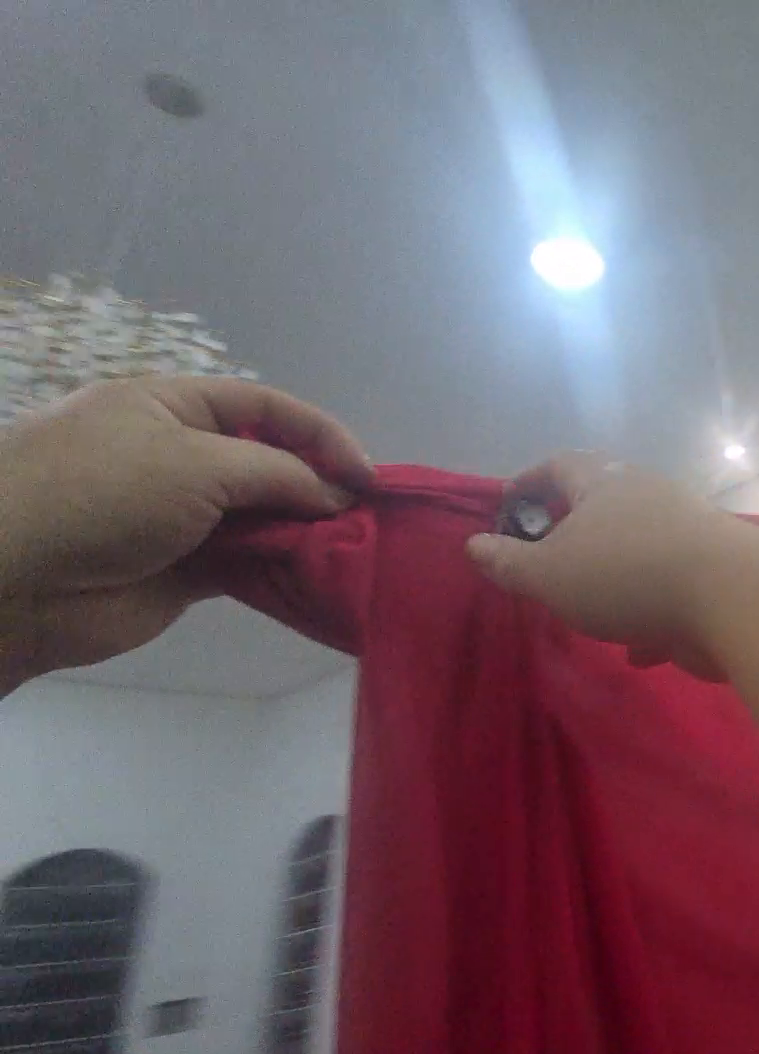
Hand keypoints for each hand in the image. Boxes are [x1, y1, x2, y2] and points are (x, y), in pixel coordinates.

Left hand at [0, 376, 372, 687]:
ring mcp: (186, 512)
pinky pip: (259, 556)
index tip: (366, 476)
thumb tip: (342, 498)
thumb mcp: (202, 462)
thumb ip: (286, 474)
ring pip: (273, 511)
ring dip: (311, 526)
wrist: (7, 584)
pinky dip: (290, 561)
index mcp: (169, 410)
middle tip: (365, 512)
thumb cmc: (99, 497)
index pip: (269, 408)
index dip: (324, 436)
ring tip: (349, 542)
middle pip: (277, 460)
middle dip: (324, 484)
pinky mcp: (193, 562)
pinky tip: (318, 568)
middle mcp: (181, 455)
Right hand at [465, 452, 757, 676]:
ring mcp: (690, 535)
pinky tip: (642, 650)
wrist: (734, 597)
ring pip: (642, 554)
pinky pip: (674, 591)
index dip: (530, 482)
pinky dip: (654, 616)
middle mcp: (652, 499)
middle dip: (577, 540)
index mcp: (608, 484)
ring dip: (617, 583)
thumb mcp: (549, 573)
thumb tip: (475, 545)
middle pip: (606, 509)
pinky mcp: (716, 574)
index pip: (562, 464)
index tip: (508, 508)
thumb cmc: (628, 574)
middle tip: (550, 570)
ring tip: (592, 614)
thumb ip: (509, 562)